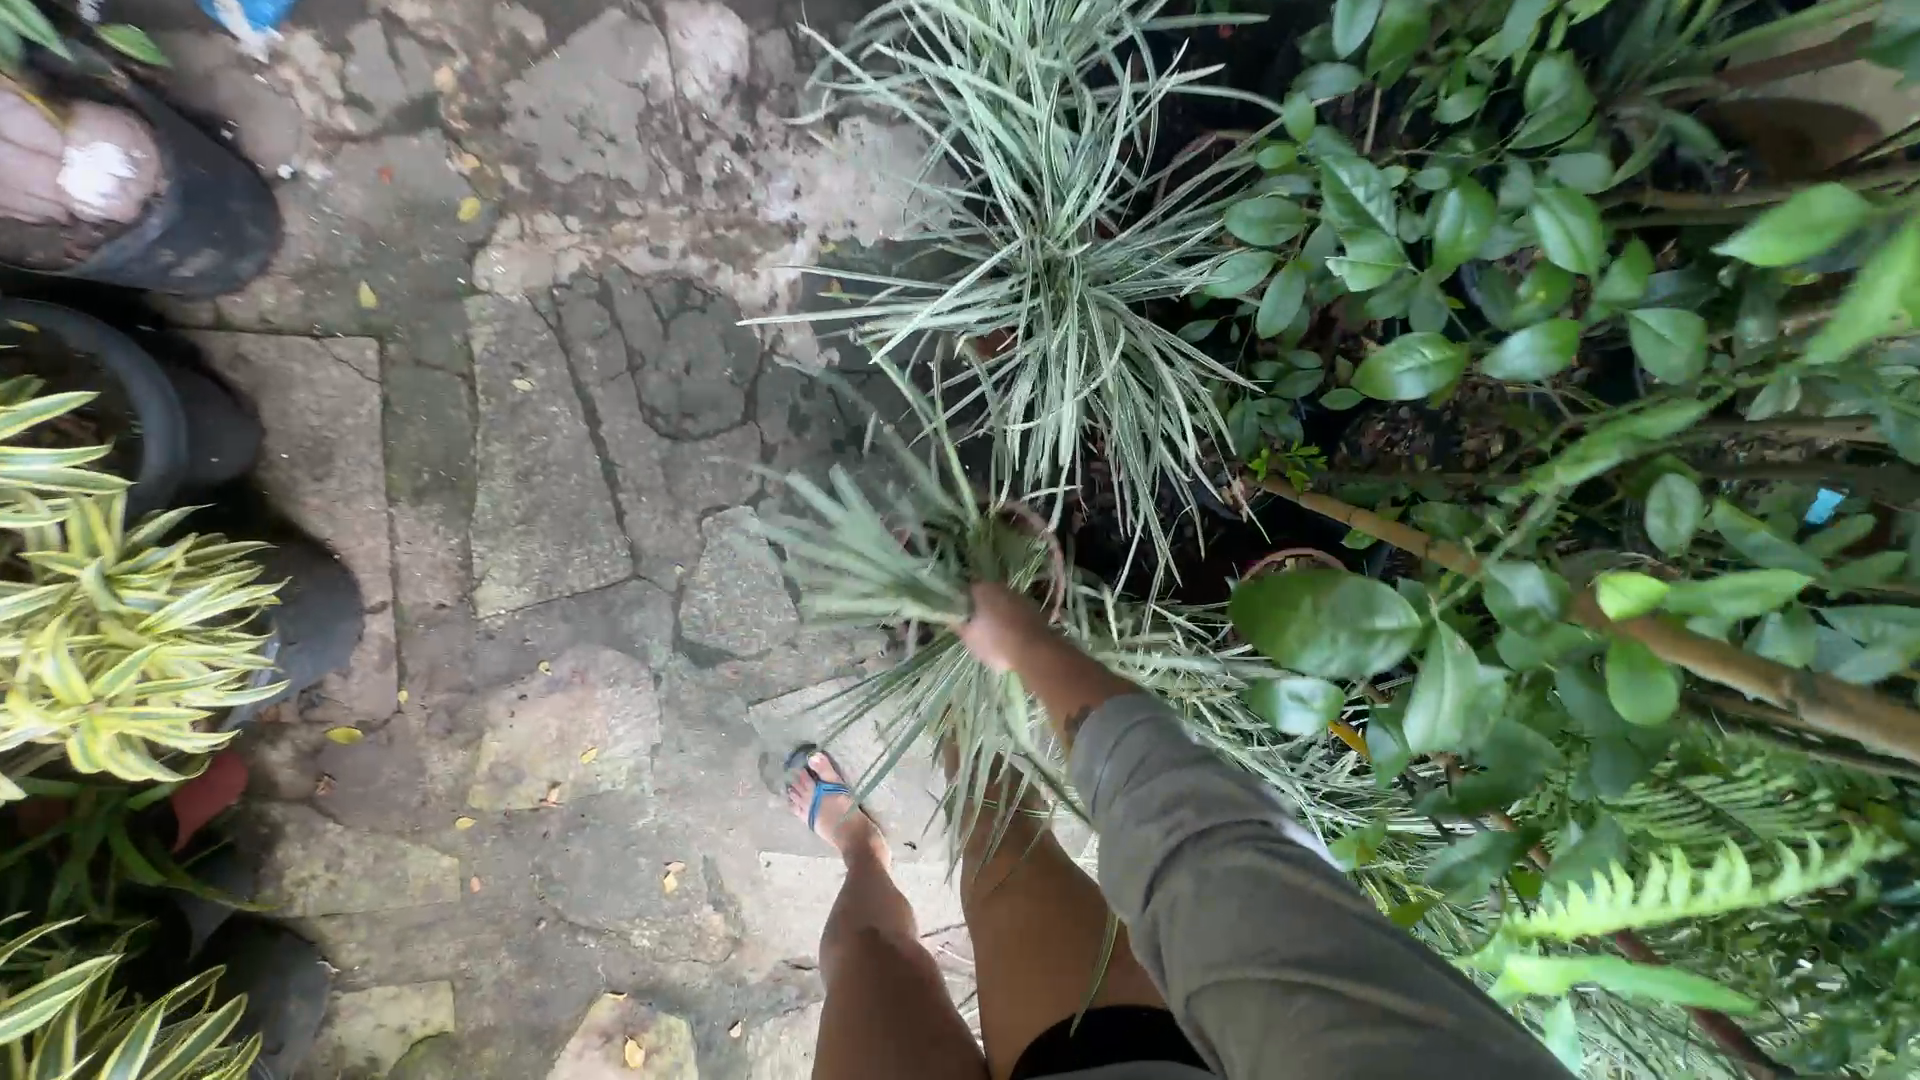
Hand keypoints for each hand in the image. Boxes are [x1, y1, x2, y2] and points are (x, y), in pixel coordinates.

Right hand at [955, 582, 1049, 672]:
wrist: (1034, 652)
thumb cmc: (995, 641)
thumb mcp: (969, 637)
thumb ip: (957, 624)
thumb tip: (951, 617)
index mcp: (984, 588)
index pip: (968, 590)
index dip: (963, 603)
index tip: (960, 616)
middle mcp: (1003, 587)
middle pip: (988, 595)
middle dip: (982, 608)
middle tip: (976, 626)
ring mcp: (1021, 598)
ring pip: (1004, 604)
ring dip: (999, 614)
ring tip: (994, 635)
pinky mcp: (1035, 610)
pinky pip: (1017, 614)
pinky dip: (1013, 622)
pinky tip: (1010, 637)